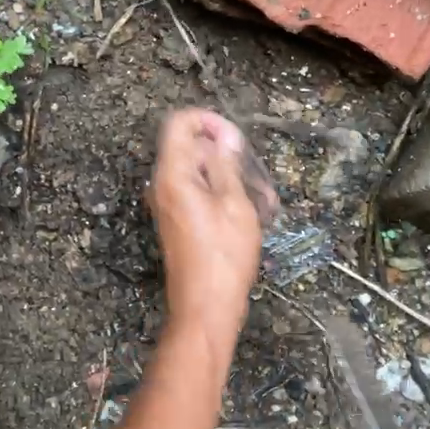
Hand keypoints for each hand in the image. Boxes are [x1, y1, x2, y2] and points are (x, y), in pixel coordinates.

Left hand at [147, 110, 276, 347]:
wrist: (205, 307)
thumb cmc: (224, 257)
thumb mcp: (235, 205)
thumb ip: (226, 164)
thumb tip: (224, 134)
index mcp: (172, 174)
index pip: (179, 123)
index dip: (208, 121)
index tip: (235, 136)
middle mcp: (163, 183)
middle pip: (192, 148)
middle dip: (227, 155)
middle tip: (260, 177)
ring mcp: (168, 201)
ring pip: (200, 172)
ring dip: (232, 179)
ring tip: (266, 202)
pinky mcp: (177, 218)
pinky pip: (199, 193)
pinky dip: (224, 196)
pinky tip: (253, 214)